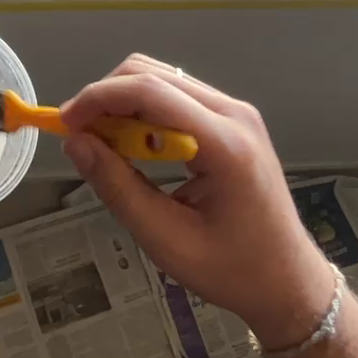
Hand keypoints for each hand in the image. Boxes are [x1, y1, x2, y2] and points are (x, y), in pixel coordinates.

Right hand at [59, 55, 334, 350]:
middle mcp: (232, 112)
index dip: (99, 98)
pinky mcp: (230, 117)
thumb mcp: (167, 240)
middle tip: (81, 135)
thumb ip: (117, 188)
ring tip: (103, 142)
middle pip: (151, 73)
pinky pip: (174, 93)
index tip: (66, 123)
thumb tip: (75, 143)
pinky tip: (133, 143)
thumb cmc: (233, 271)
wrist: (292, 284)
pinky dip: (142, 109)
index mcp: (224, 144)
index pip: (149, 91)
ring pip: (159, 76)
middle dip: (106, 96)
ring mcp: (235, 111)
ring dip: (122, 100)